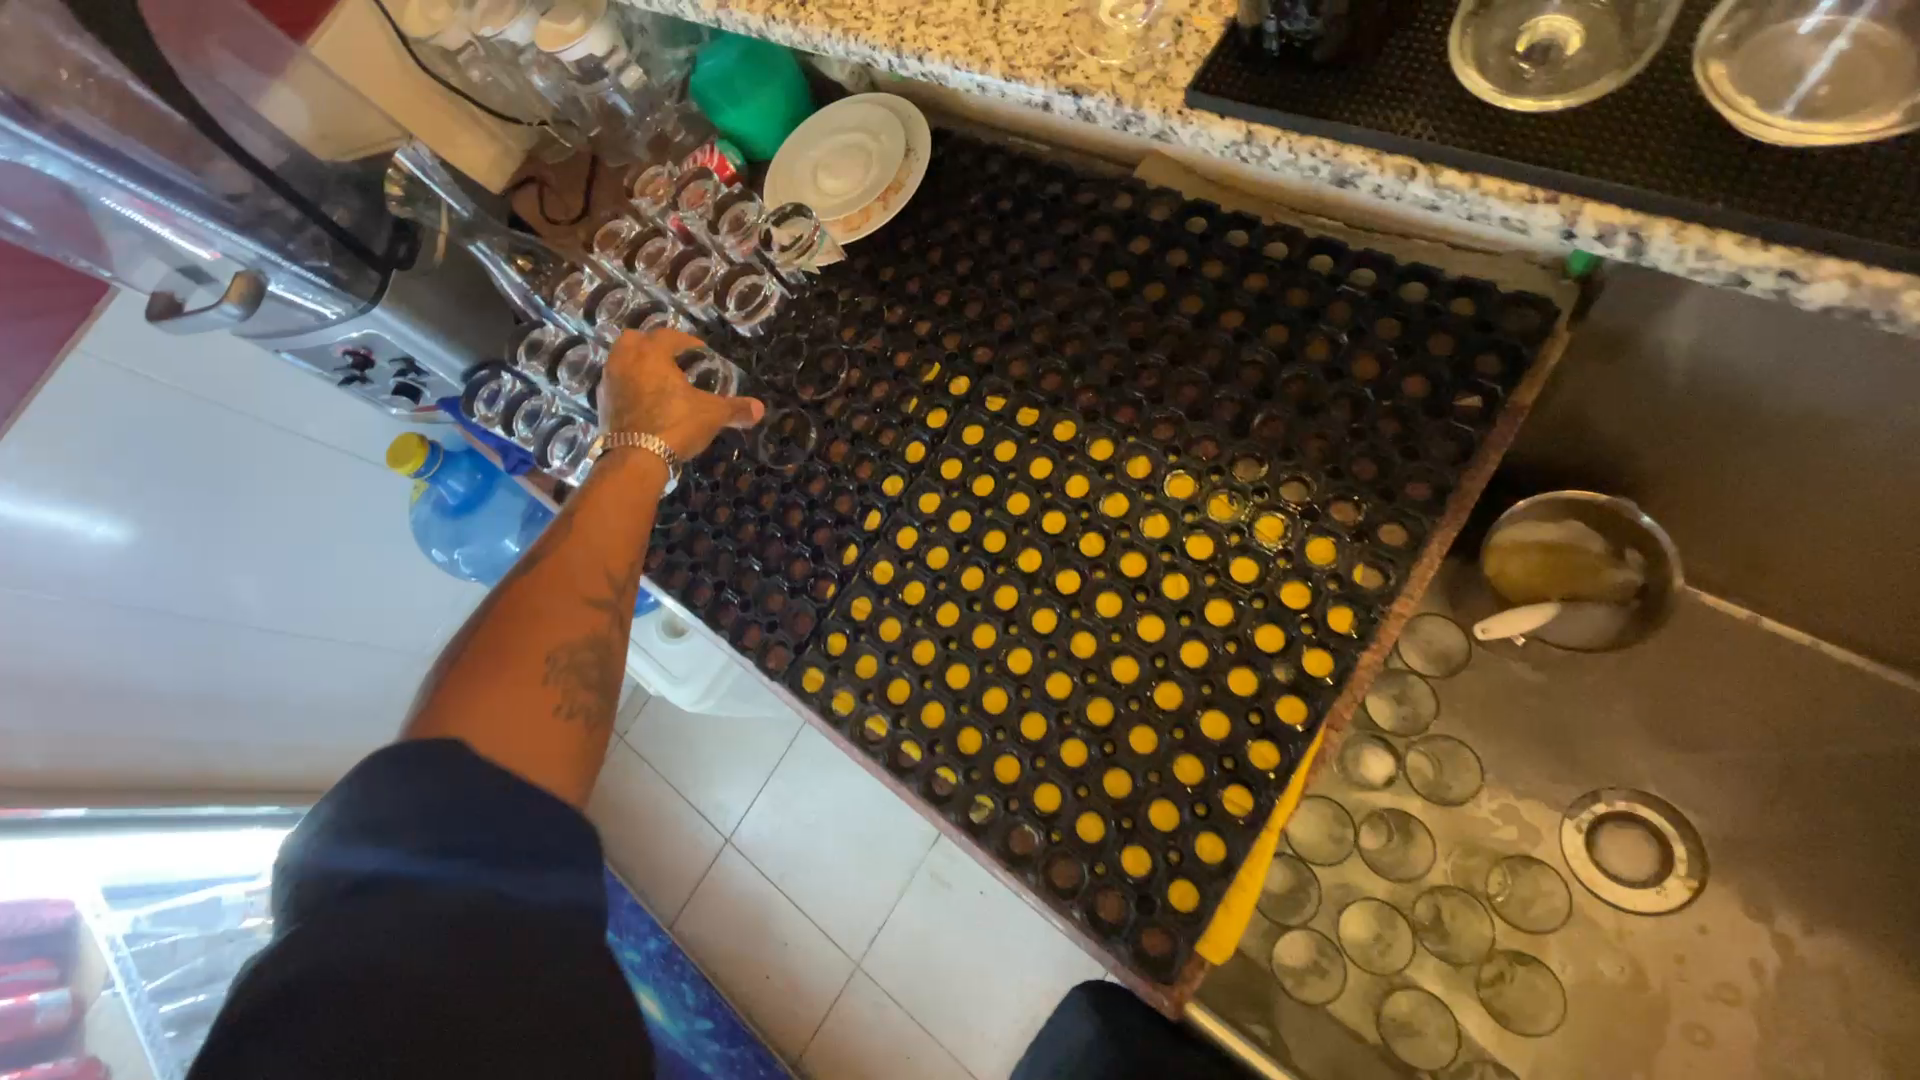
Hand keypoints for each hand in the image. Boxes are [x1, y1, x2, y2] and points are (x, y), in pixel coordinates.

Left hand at [599, 328, 764, 458]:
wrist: (637, 457)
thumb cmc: (676, 424)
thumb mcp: (712, 415)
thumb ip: (735, 408)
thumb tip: (760, 409)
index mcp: (651, 354)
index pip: (668, 336)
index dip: (686, 341)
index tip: (700, 351)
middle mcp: (625, 360)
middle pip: (635, 339)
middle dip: (652, 345)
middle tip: (672, 360)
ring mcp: (609, 382)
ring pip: (620, 360)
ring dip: (637, 365)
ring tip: (658, 381)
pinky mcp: (602, 404)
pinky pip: (616, 385)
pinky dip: (629, 387)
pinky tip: (645, 402)